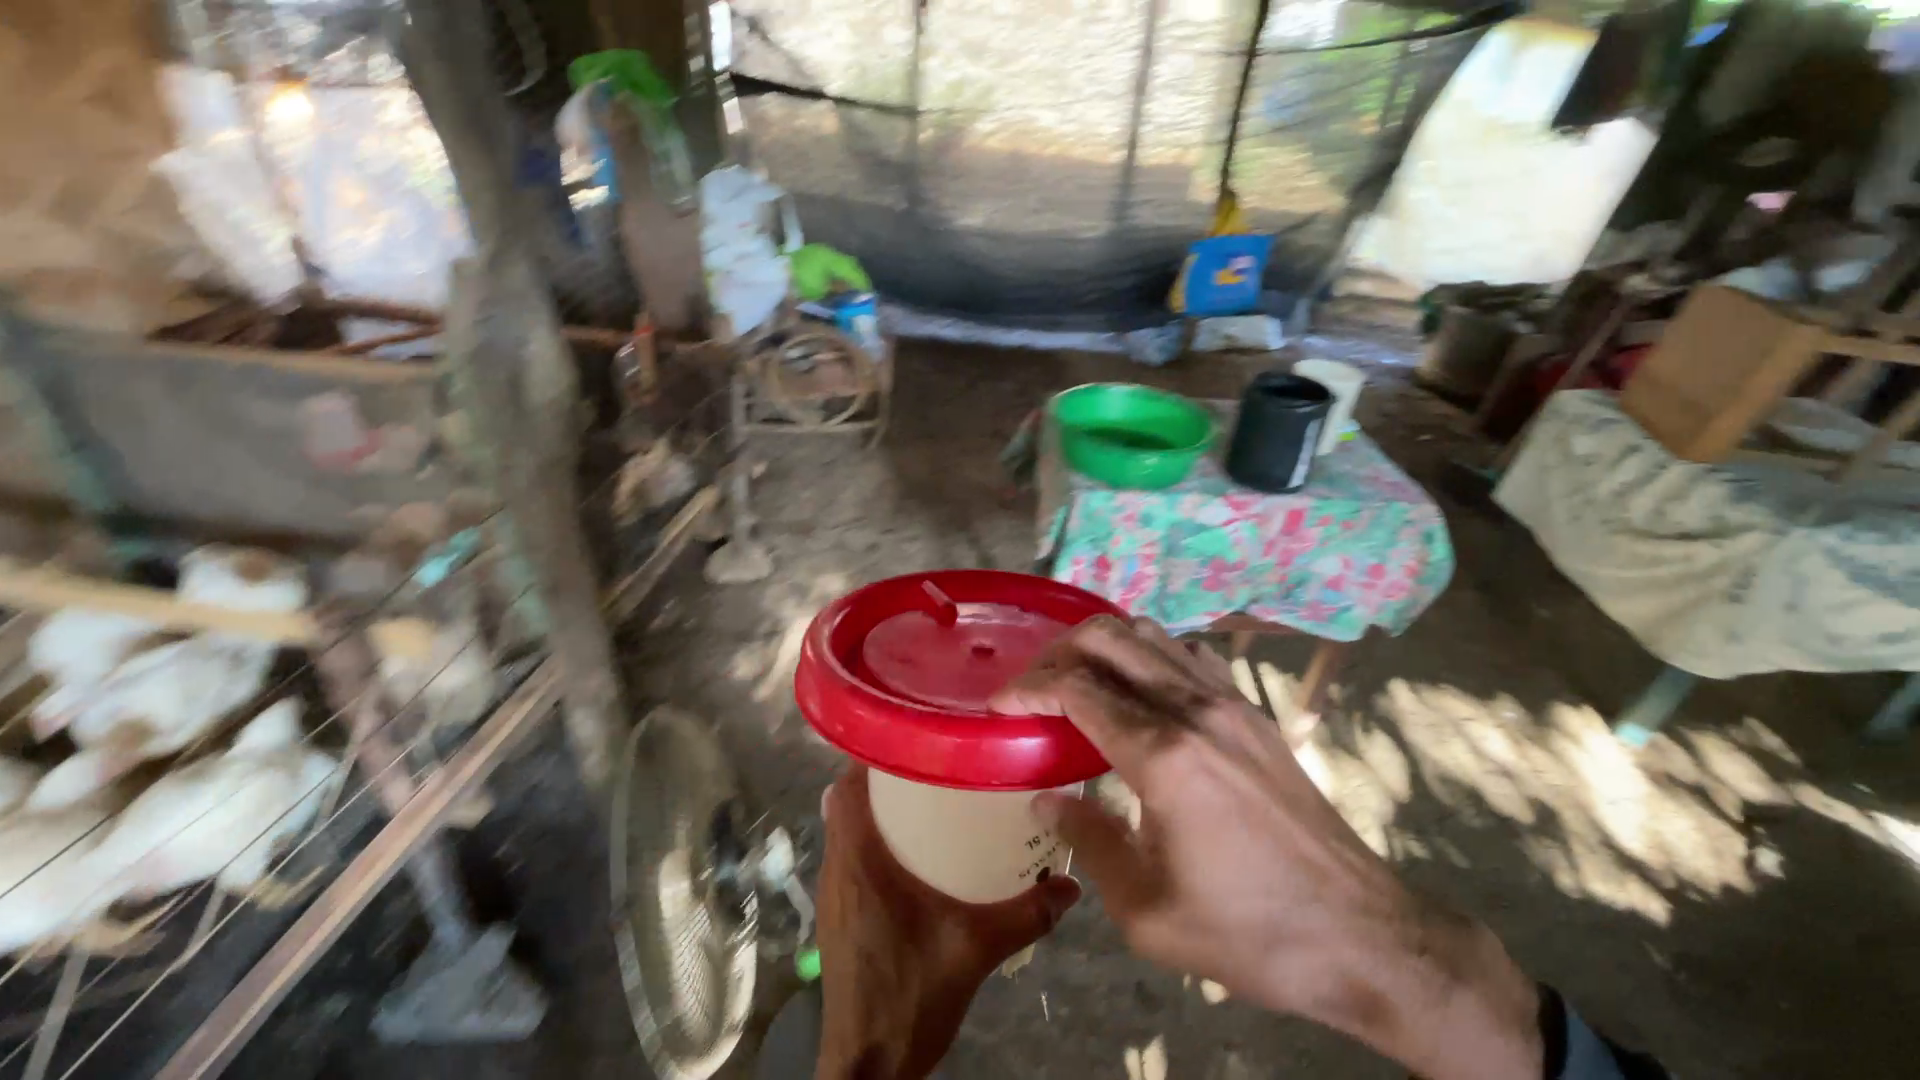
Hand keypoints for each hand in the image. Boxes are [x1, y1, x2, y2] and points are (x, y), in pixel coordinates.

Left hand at [814, 765, 1080, 1078]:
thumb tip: (1071, 885)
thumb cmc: (910, 995)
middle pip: (850, 800)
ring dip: (883, 811)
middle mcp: (836, 867)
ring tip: (936, 799)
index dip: (877, 751)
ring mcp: (834, 894)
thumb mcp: (976, 950)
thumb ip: (1025, 914)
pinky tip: (923, 856)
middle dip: (889, 778)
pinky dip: (880, 843)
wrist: (867, 1068)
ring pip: (850, 830)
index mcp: (856, 860)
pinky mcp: (840, 916)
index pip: (850, 782)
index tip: (920, 735)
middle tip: (941, 765)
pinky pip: (854, 858)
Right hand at [991, 616, 1541, 1079]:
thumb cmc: (1249, 932)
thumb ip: (1087, 841)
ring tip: (1076, 682)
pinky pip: (1191, 657)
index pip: (1076, 688)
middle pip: (1110, 639)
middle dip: (1057, 652)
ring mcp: (1232, 704)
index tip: (998, 704)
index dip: (1027, 688)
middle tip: (1031, 686)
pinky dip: (1150, 656)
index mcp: (1164, 755)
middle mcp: (1196, 710)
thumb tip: (1049, 800)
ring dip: (1104, 647)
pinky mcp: (1255, 715)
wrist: (1363, 936)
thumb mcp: (1145, 909)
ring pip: (1152, 636)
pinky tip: (1139, 692)